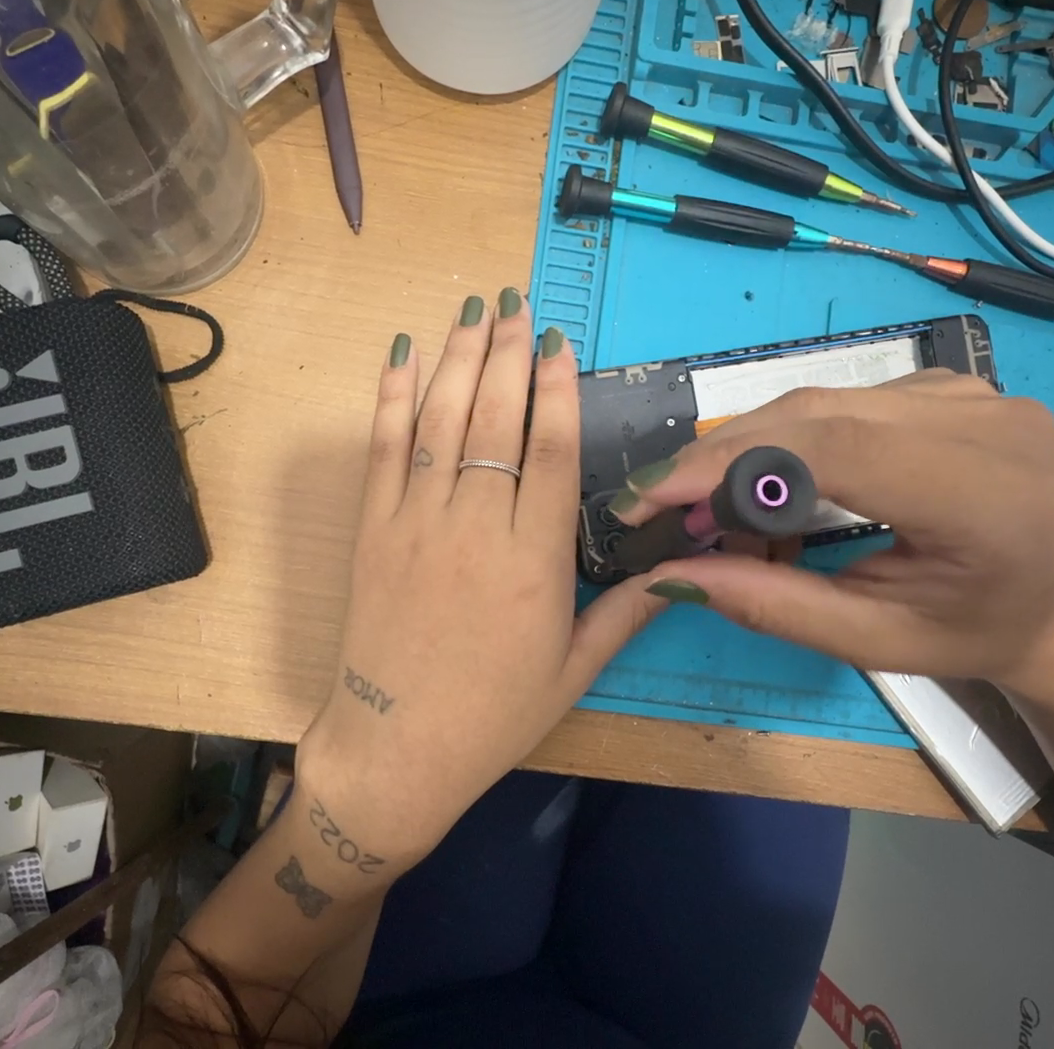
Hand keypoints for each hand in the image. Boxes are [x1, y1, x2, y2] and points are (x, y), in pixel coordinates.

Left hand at [294, 291, 662, 873]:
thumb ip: (626, 612)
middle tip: (518, 305)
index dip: (556, 389)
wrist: (398, 748)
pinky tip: (402, 356)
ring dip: (458, 360)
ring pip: (441, 422)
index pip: (549, 451)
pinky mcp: (372, 530)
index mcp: (533, 560)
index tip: (558, 343)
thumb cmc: (494, 715)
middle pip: (495, 420)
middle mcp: (475, 527)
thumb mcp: (574, 671)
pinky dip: (392, 399)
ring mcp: (416, 523)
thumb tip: (681, 571)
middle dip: (508, 355)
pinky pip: (382, 451)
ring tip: (474, 311)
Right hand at [612, 370, 1053, 682]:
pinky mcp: (948, 384)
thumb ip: (772, 604)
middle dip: (721, 457)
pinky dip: (782, 438)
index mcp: (987, 499)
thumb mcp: (869, 640)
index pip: (838, 451)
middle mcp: (988, 425)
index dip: (733, 465)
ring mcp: (973, 393)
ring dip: (744, 447)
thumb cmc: (965, 634)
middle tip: (657, 503)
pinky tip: (763, 479)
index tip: (652, 496)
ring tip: (702, 500)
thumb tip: (670, 572)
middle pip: (817, 415)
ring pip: (818, 401)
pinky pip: (838, 400)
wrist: (1049, 602)